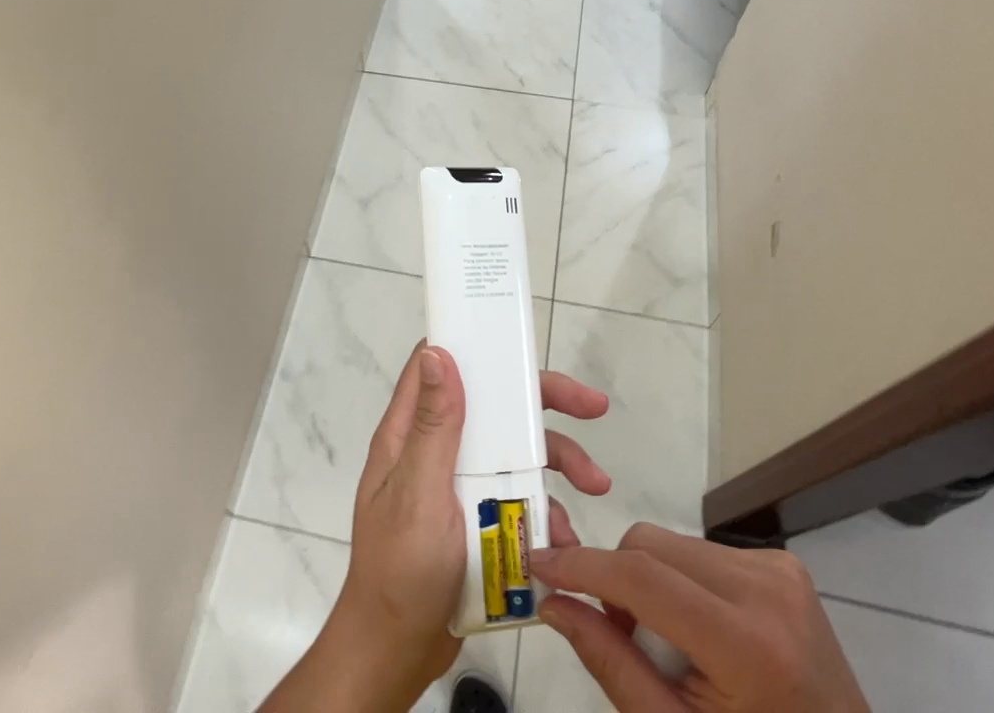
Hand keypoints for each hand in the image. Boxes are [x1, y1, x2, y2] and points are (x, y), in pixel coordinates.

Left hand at [262, 341, 610, 712]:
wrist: (398, 647)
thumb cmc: (402, 567)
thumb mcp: (420, 492)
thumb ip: (432, 425)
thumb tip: (436, 351)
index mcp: (410, 435)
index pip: (441, 368)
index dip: (480, 349)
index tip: (524, 347)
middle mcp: (434, 452)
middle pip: (492, 409)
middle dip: (545, 408)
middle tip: (594, 409)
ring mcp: (455, 487)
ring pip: (512, 455)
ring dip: (556, 465)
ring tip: (596, 489)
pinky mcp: (474, 521)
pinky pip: (517, 500)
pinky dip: (546, 510)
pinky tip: (567, 537)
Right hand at [529, 524, 868, 712]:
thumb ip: (610, 662)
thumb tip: (552, 603)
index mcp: (747, 644)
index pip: (641, 577)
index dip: (580, 567)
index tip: (535, 563)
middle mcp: (768, 588)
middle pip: (650, 546)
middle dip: (617, 582)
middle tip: (624, 638)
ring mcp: (782, 571)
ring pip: (671, 544)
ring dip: (649, 582)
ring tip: (671, 644)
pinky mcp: (786, 566)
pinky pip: (701, 552)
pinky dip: (681, 582)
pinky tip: (700, 631)